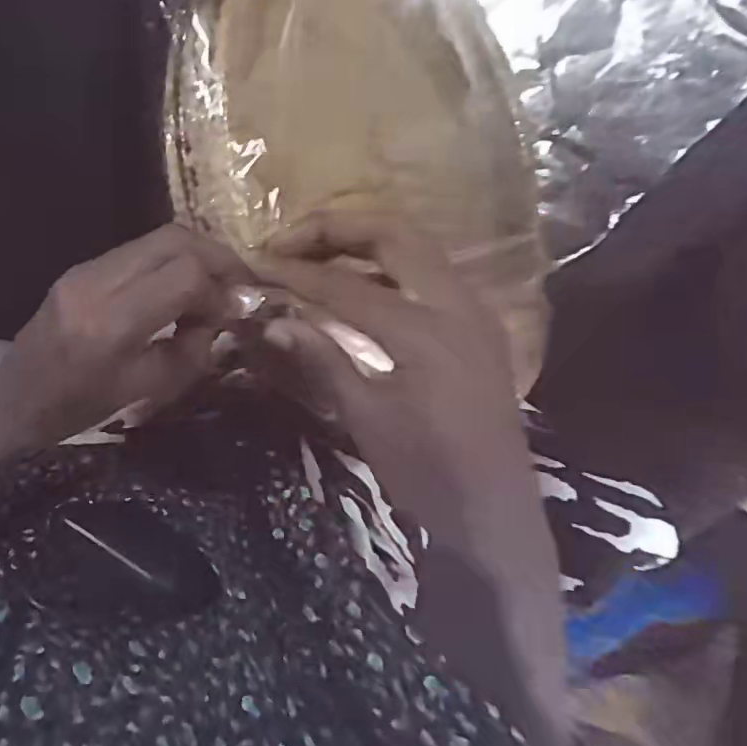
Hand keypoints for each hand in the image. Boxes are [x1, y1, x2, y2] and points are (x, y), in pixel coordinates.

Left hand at [0, 224, 246, 544]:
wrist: (13, 402)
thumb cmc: (75, 409)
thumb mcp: (142, 391)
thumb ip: (190, 350)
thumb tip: (222, 316)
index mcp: (110, 322)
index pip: (184, 273)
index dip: (221, 287)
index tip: (235, 311)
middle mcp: (94, 282)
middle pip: (174, 239)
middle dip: (216, 257)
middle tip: (236, 286)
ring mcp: (82, 270)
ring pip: (155, 238)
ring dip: (192, 256)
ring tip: (210, 289)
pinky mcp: (77, 269)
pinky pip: (134, 252)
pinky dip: (166, 263)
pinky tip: (175, 291)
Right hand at [247, 213, 530, 533]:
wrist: (494, 516)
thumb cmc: (425, 474)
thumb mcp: (366, 418)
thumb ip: (322, 360)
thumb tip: (273, 321)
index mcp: (424, 333)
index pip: (345, 285)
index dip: (293, 271)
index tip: (252, 262)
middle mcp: (456, 307)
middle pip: (394, 236)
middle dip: (335, 228)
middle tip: (284, 242)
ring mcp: (473, 314)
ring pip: (416, 248)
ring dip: (361, 241)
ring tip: (311, 253)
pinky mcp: (475, 328)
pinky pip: (427, 275)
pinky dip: (385, 265)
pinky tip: (352, 284)